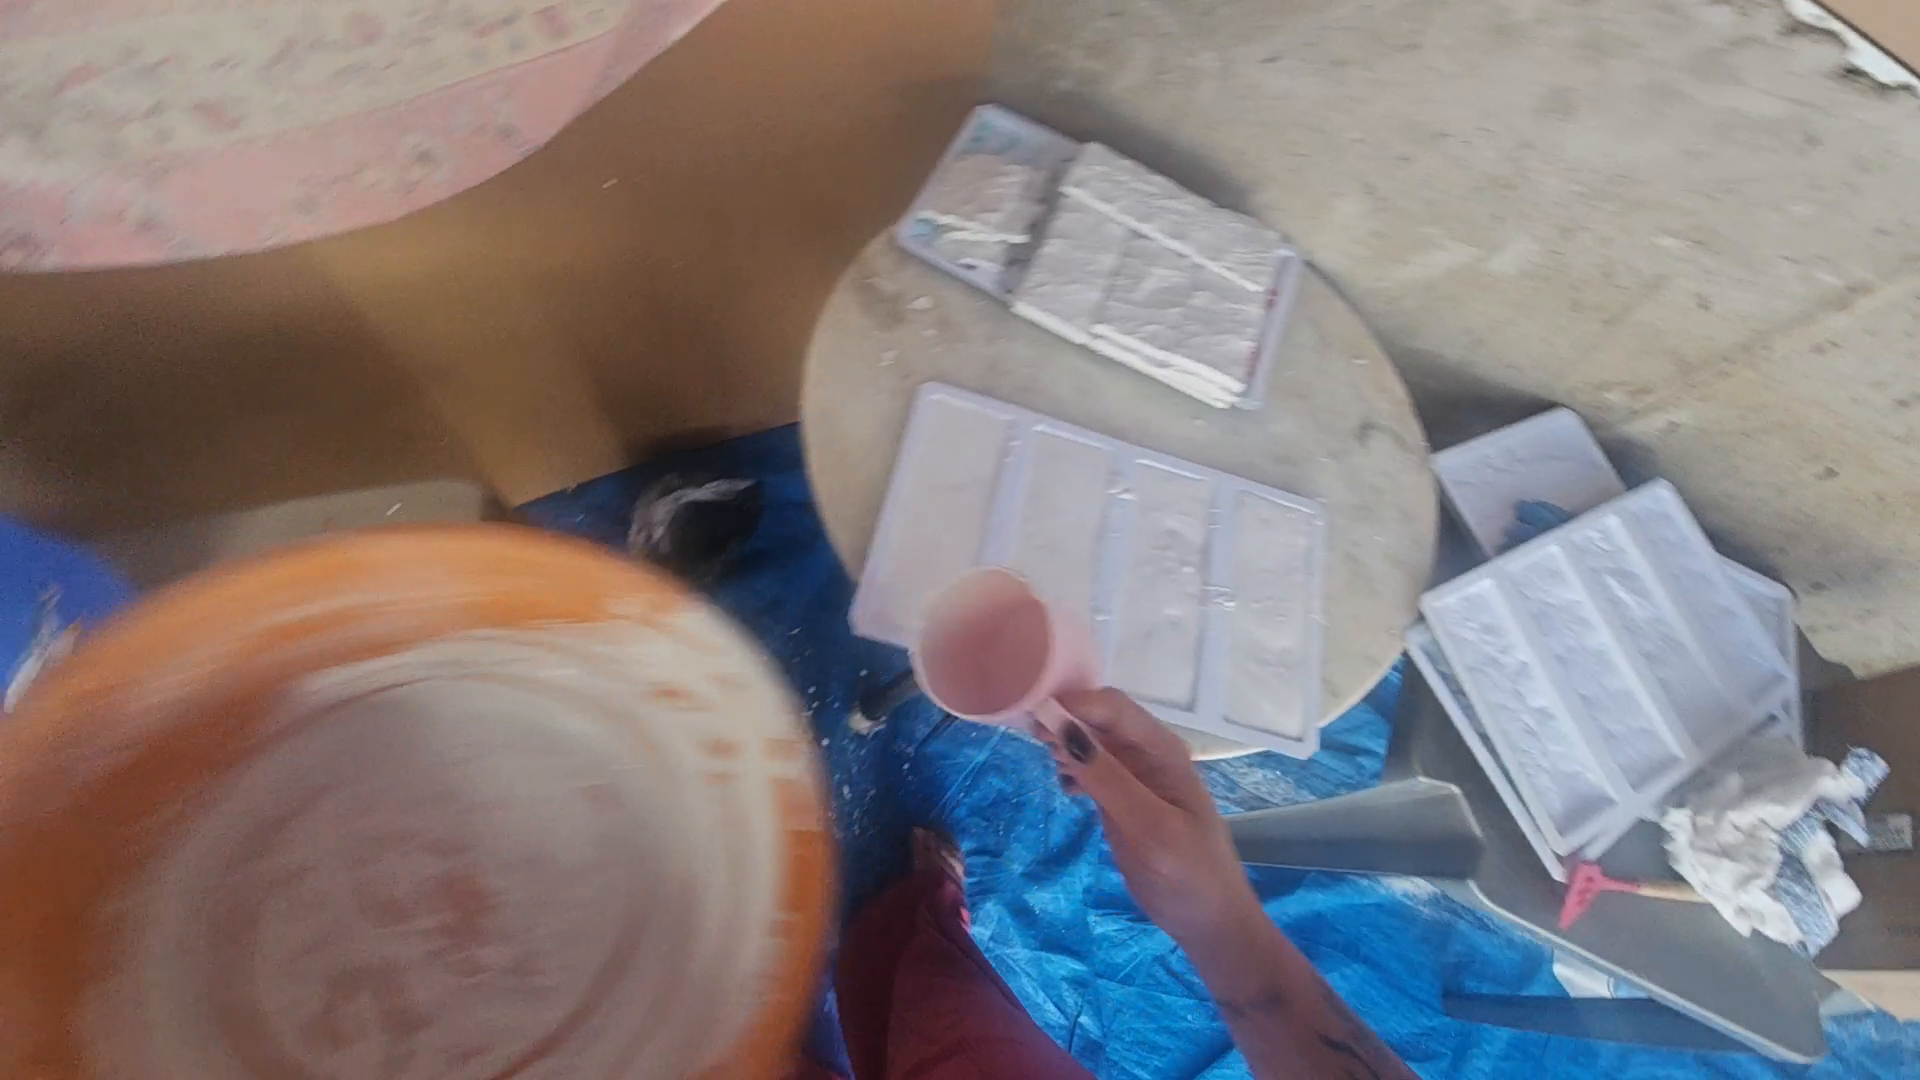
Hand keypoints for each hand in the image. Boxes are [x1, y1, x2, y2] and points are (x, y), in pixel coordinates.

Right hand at [1045, 688, 1264, 946]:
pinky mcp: (1120, 794)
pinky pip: (1089, 766)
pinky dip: (1071, 769)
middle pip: (1096, 717)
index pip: (1110, 706)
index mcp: (1161, 748)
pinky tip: (1067, 791)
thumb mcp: (1148, 827)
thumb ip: (1107, 778)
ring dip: (1065, 746)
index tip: (1036, 722)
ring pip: (1088, 740)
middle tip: (1039, 749)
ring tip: (1058, 774)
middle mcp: (1146, 751)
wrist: (1209, 922)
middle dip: (1064, 724)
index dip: (1072, 705)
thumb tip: (1062, 729)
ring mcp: (1133, 773)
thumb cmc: (1188, 873)